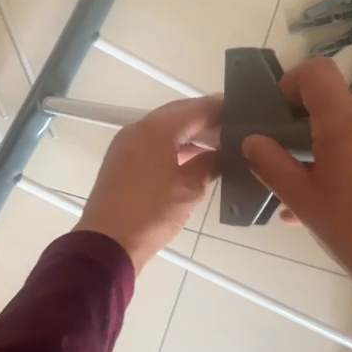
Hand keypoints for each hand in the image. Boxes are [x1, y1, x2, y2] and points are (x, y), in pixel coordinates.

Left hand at [77, 95, 221, 269]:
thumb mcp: (189, 188)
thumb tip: (221, 154)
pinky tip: (194, 158)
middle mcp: (136, 130)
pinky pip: (152, 144)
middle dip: (205, 119)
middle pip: (176, 115)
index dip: (221, 108)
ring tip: (220, 144)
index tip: (244, 110)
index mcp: (155, 130)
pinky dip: (173, 147)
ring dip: (189, 134)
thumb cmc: (151, 212)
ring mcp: (125, 145)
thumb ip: (209, 164)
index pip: (194, 109)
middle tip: (234, 127)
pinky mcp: (120, 162)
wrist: (108, 242)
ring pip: (163, 130)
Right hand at [240, 58, 351, 312]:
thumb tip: (253, 140)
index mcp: (346, 122)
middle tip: (281, 164)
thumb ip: (270, 163)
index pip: (316, 72)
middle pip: (333, 105)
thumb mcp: (301, 198)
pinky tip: (334, 208)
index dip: (290, 83)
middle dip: (303, 127)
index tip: (275, 114)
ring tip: (305, 196)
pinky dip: (348, 167)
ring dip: (324, 152)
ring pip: (351, 133)